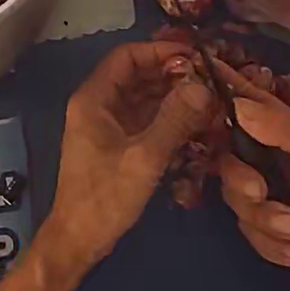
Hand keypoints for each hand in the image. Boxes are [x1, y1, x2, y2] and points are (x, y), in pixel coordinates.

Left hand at [40, 42, 218, 269]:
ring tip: (209, 96)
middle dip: (171, 72)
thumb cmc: (104, 197)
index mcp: (93, 98)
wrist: (79, 239)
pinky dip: (167, 115)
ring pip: (142, 96)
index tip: (195, 56)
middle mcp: (98, 104)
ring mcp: (107, 123)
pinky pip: (144, 117)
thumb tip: (204, 86)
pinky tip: (196, 120)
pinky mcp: (117, 142)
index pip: (127, 57)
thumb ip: (174, 120)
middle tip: (210, 77)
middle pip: (136, 74)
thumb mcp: (144, 157)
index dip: (159, 51)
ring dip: (172, 94)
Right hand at [213, 64, 289, 290]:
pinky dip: (275, 246)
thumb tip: (237, 104)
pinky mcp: (270, 233)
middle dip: (240, 180)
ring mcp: (270, 197)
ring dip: (266, 221)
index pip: (247, 101)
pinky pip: (248, 233)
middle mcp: (273, 160)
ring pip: (235, 198)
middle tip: (260, 193)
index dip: (220, 90)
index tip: (190, 83)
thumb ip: (289, 131)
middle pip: (227, 157)